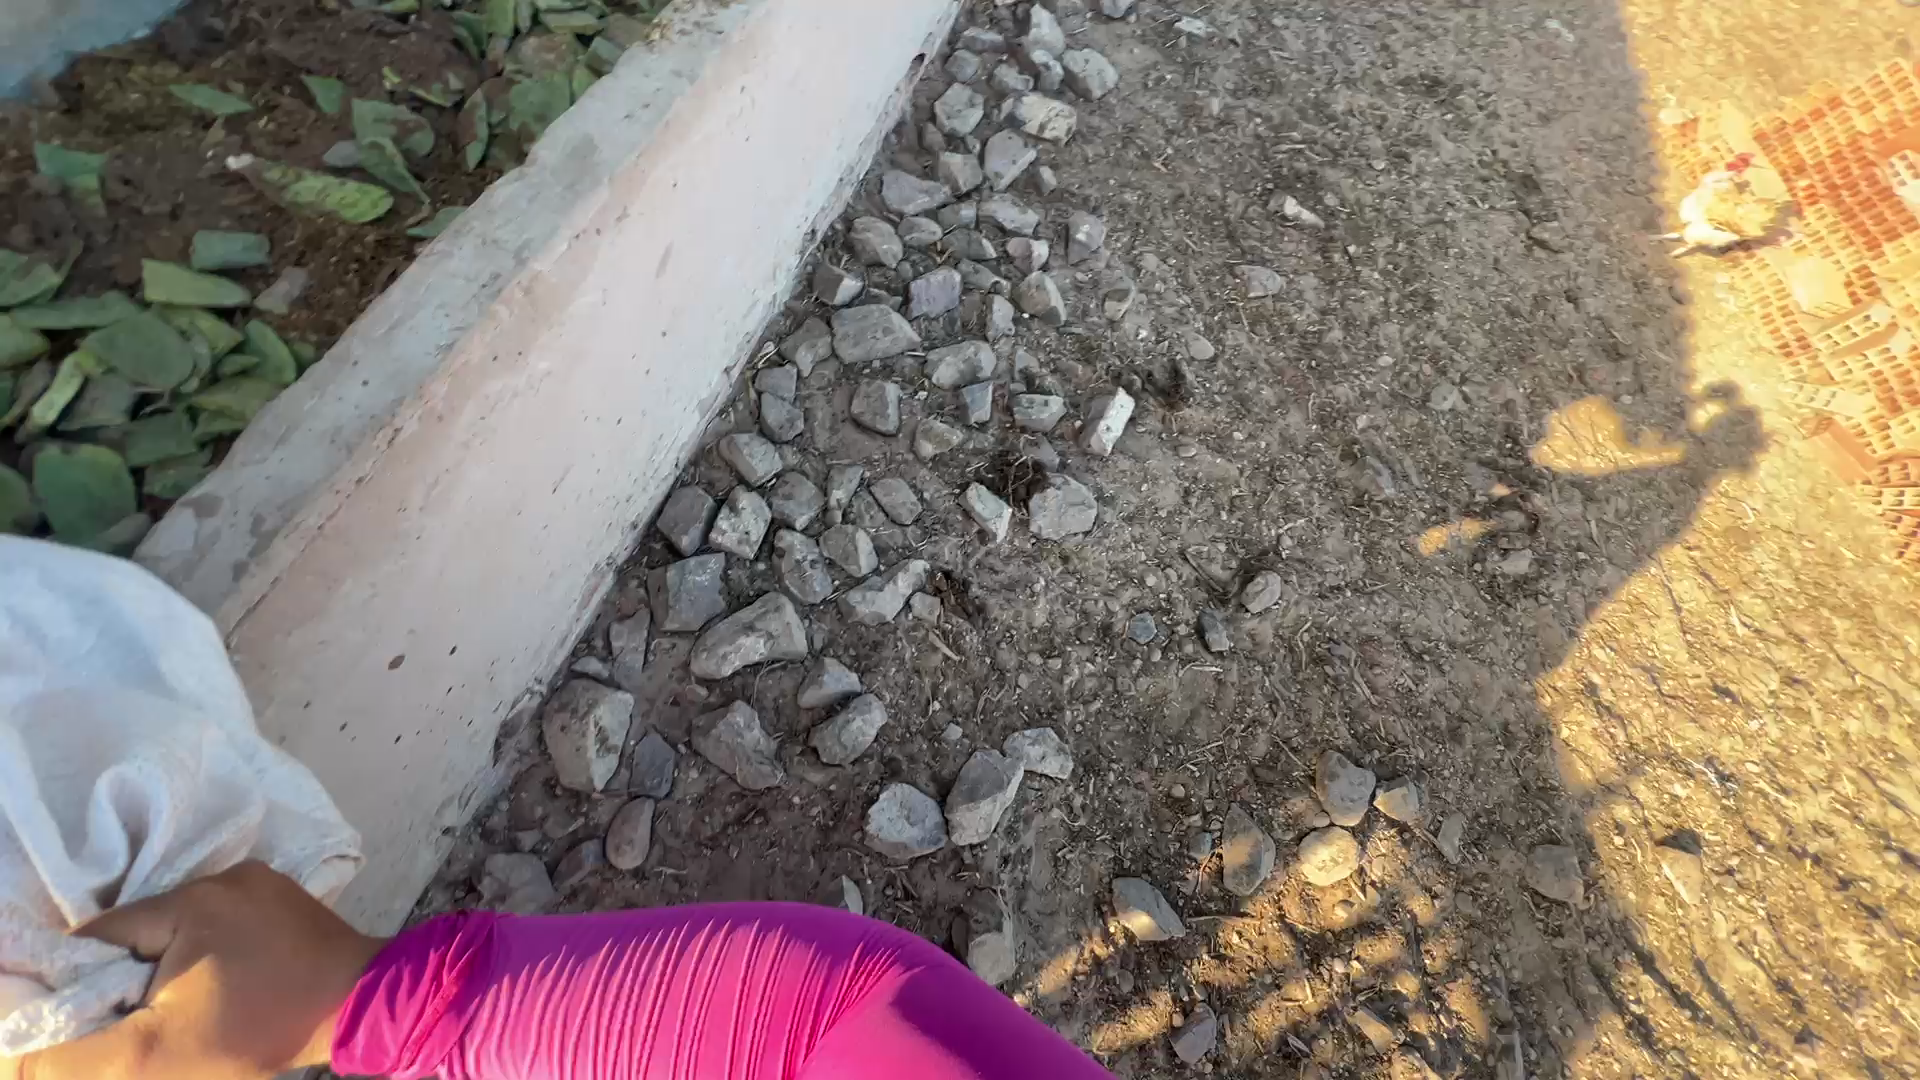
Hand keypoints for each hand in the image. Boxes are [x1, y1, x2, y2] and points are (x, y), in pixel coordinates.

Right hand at [4, 862, 383, 1079]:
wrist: (358, 1000)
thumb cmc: (257, 1024)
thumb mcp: (140, 1056)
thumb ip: (57, 1054)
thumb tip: (14, 1044)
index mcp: (194, 899)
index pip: (94, 939)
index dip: (74, 987)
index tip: (89, 1022)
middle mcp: (229, 879)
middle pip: (137, 934)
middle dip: (121, 981)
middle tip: (137, 1020)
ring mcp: (263, 885)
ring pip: (178, 933)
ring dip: (162, 972)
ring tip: (178, 1009)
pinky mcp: (284, 902)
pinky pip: (218, 928)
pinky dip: (201, 959)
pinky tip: (211, 991)